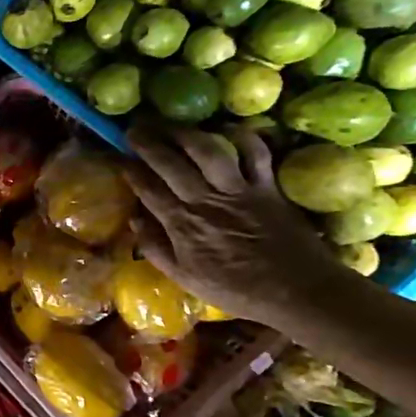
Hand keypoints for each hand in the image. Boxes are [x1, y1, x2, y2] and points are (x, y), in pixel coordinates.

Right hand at [123, 124, 354, 327]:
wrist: (295, 292)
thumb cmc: (236, 290)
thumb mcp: (185, 278)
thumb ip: (156, 248)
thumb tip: (134, 220)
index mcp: (183, 224)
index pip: (149, 189)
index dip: (132, 170)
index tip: (120, 157)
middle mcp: (206, 200)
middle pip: (170, 163)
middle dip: (148, 143)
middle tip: (134, 129)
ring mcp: (238, 189)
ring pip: (207, 151)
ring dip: (185, 133)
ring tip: (171, 124)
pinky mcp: (267, 186)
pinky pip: (255, 152)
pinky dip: (243, 136)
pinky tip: (228, 128)